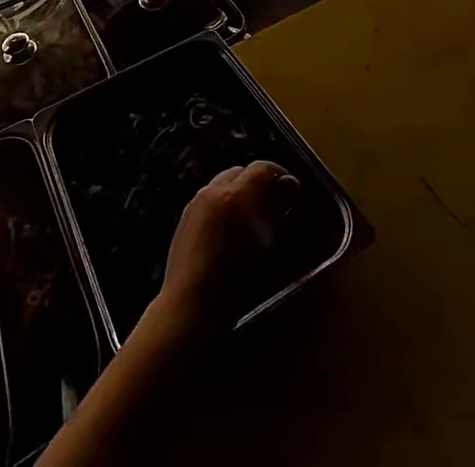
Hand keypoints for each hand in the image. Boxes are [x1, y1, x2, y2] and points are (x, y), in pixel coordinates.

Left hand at [153, 160, 299, 334]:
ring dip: (239, 192)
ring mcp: (196, 204)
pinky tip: (228, 231)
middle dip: (258, 183)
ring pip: (223, 184)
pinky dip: (223, 204)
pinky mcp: (184, 218)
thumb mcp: (268, 245)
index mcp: (237, 194)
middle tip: (272, 205)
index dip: (280, 175)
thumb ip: (279, 208)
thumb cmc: (237, 283)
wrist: (191, 306)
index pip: (263, 168)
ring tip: (251, 219)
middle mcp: (214, 191)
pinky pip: (209, 199)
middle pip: (241, 172)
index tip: (290, 190)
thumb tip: (289, 185)